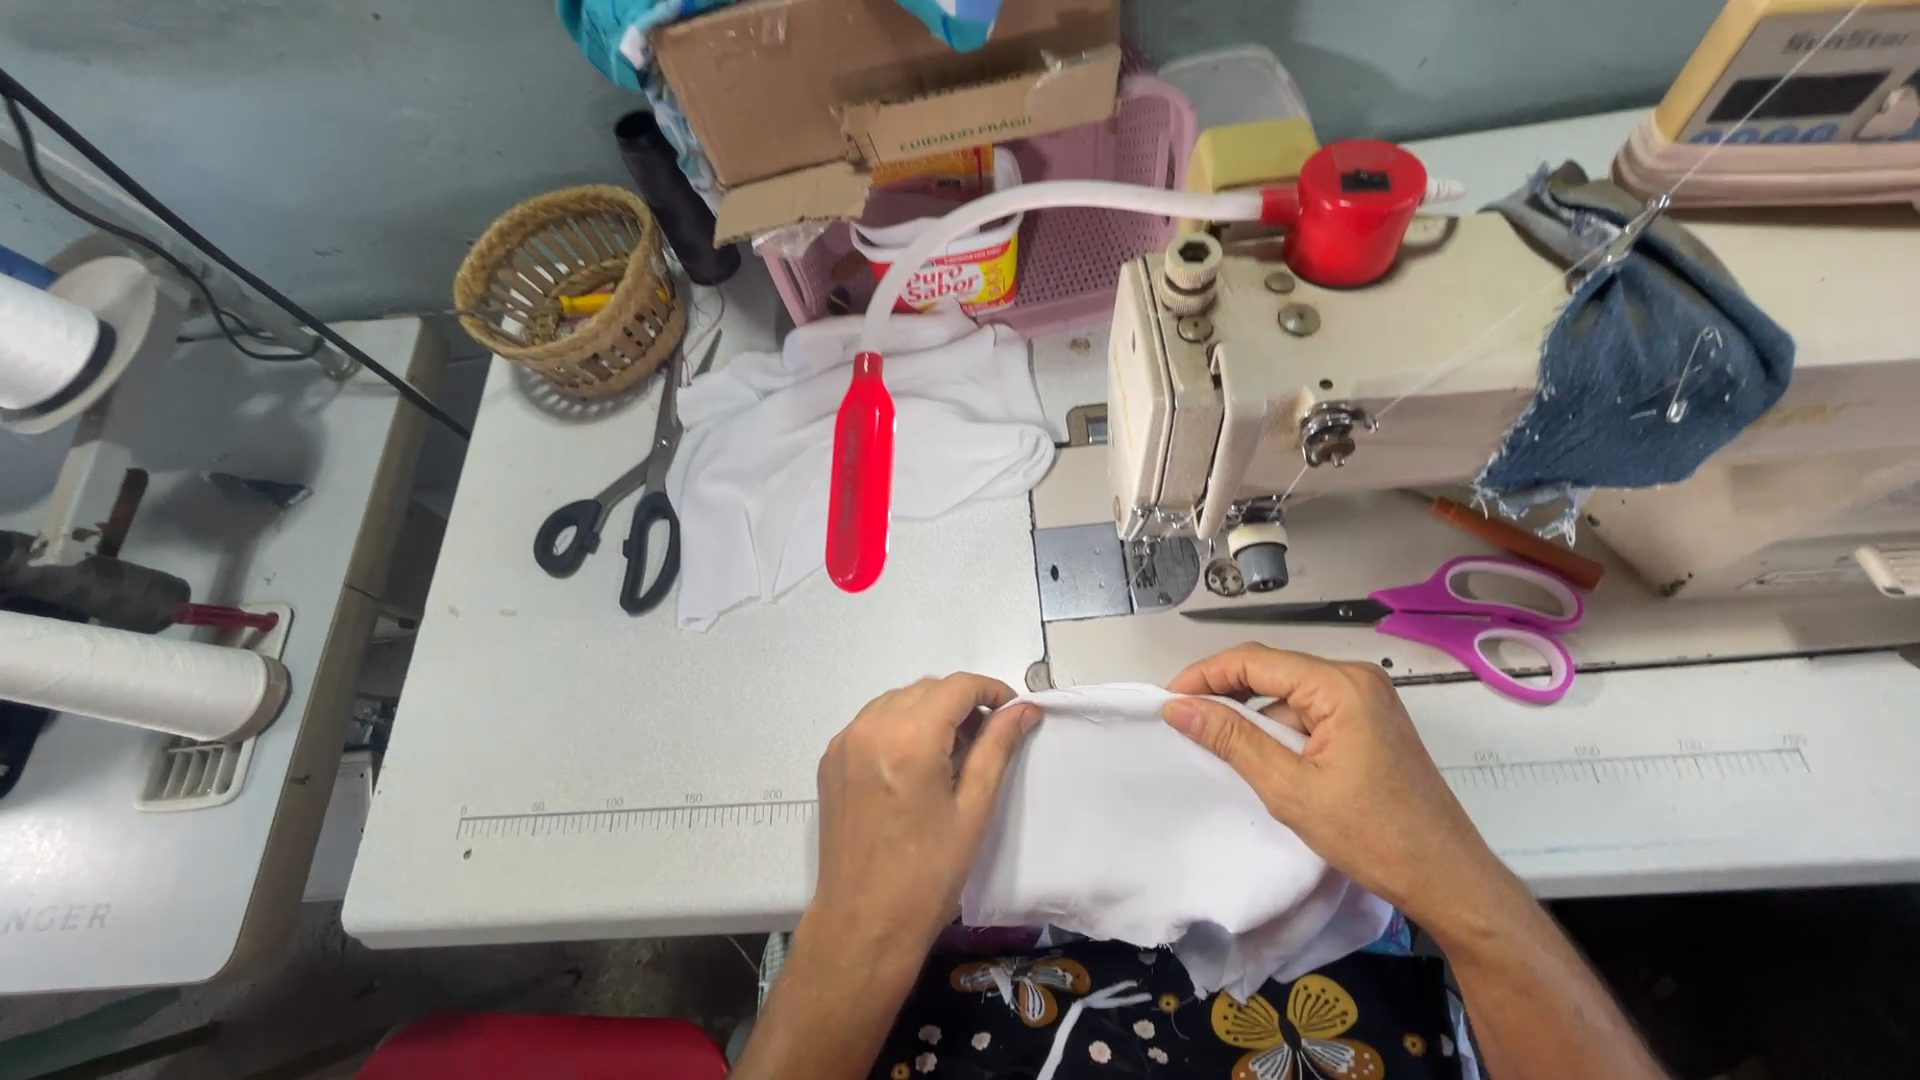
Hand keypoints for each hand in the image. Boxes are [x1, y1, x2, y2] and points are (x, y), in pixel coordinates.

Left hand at [807, 674, 1039, 959]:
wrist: (863, 923)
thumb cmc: (928, 874)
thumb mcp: (974, 809)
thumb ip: (997, 748)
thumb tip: (1023, 710)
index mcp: (909, 738)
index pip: (957, 687)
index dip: (990, 691)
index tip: (1011, 712)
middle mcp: (870, 728)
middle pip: (926, 689)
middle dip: (961, 702)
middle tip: (987, 738)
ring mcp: (844, 743)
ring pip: (897, 700)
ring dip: (929, 711)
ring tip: (952, 752)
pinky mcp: (831, 761)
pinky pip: (871, 722)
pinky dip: (899, 726)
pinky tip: (915, 762)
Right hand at [1162, 644, 1511, 929]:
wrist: (1447, 878)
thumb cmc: (1372, 835)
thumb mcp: (1289, 788)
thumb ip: (1231, 739)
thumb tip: (1179, 707)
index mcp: (1341, 685)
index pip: (1255, 660)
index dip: (1204, 675)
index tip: (1168, 700)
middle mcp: (1356, 679)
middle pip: (1271, 669)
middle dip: (1224, 692)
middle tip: (1183, 718)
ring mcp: (1366, 699)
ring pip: (1287, 692)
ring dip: (1251, 713)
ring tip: (1215, 741)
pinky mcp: (1369, 721)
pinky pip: (1308, 711)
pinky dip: (1278, 729)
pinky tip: (1260, 756)